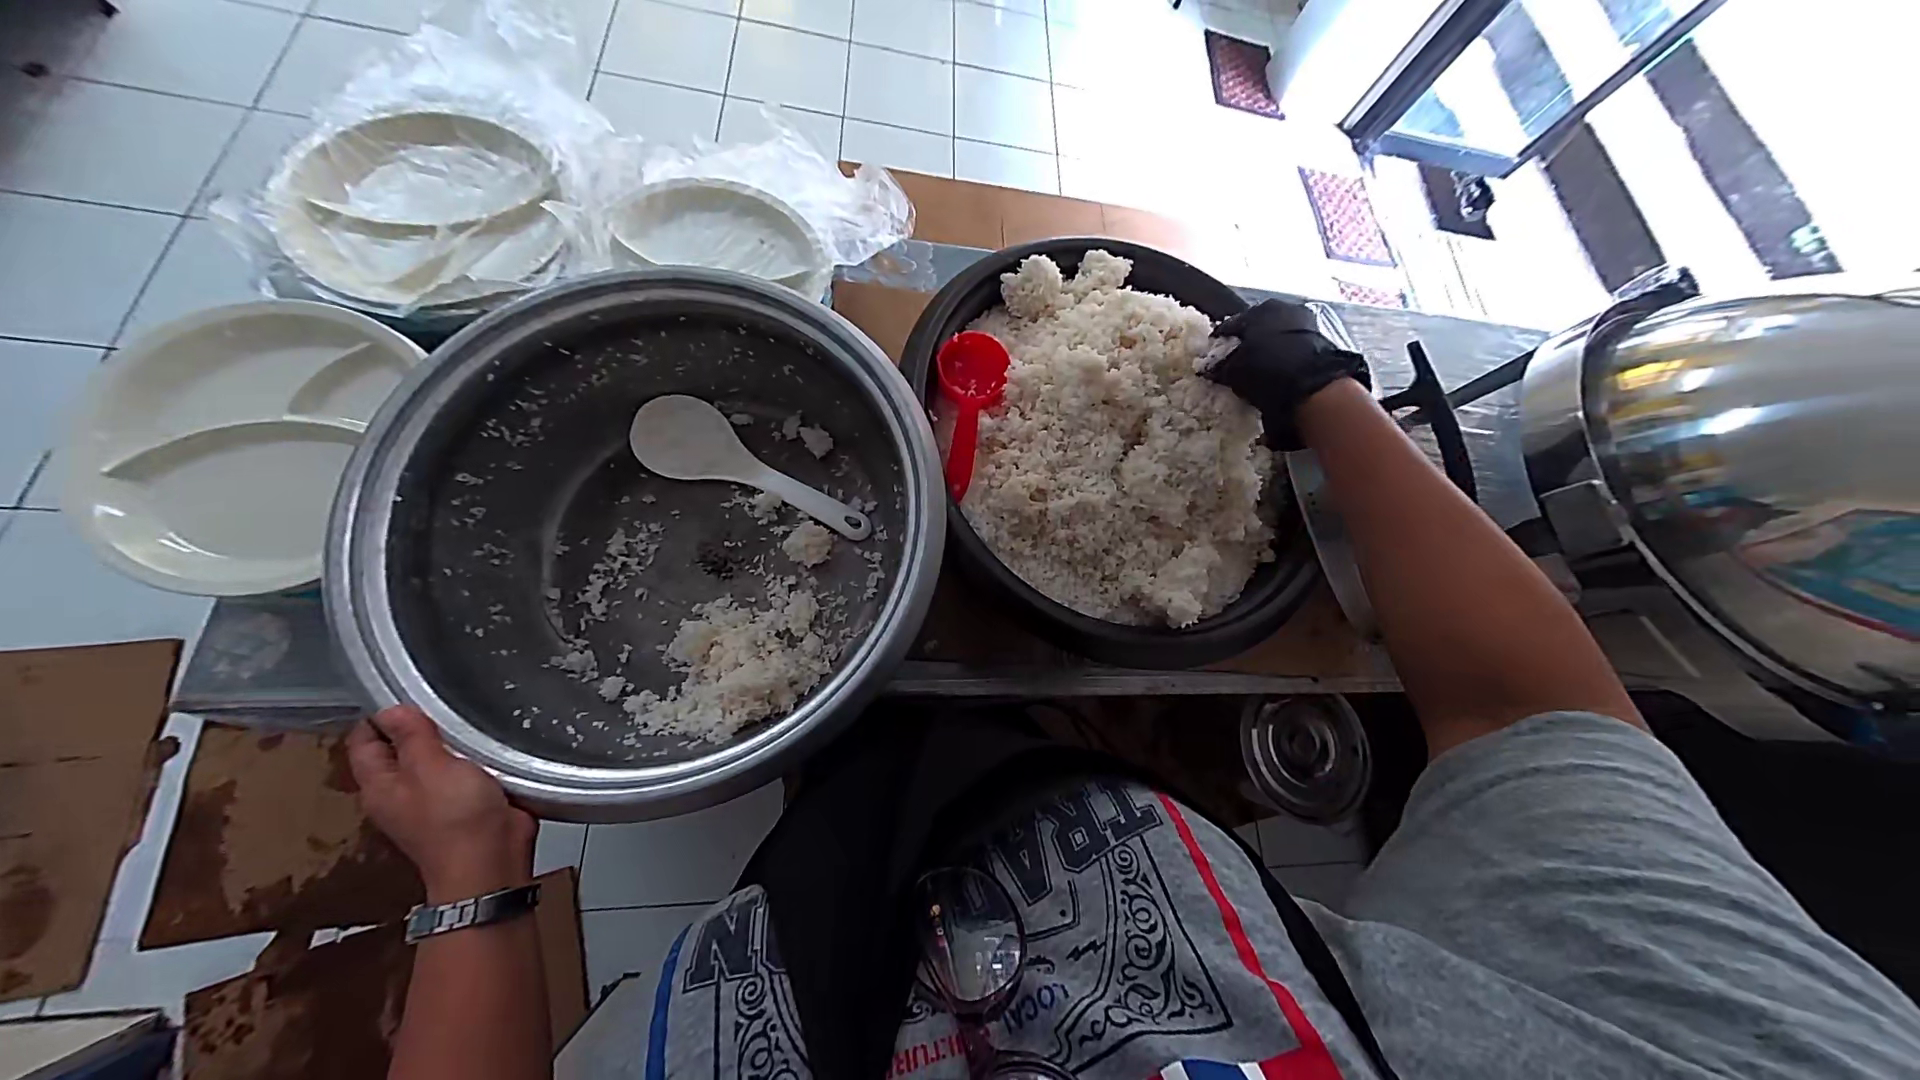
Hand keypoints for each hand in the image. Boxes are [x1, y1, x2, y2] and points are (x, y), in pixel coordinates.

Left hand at [346, 705, 535, 901]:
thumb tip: (390, 711)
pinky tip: (491, 743)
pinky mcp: (467, 802)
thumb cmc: (455, 816)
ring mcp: (434, 798)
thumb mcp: (431, 769)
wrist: (491, 859)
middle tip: (446, 696)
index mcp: (381, 785)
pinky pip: (465, 770)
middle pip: (402, 748)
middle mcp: (402, 791)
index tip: (408, 690)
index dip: (380, 717)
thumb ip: (413, 738)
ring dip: (452, 740)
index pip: (366, 742)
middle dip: (420, 724)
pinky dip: (474, 756)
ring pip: (436, 758)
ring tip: (471, 714)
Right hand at [1202, 299, 1370, 449]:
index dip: (1219, 340)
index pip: (1229, 325)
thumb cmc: (1265, 373)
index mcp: (1257, 311)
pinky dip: (1283, 350)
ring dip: (1266, 343)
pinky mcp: (1321, 335)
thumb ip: (1220, 368)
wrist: (1313, 387)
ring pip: (1276, 331)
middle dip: (1245, 339)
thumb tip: (1210, 368)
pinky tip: (1277, 364)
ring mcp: (1304, 319)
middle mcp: (1282, 307)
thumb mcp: (1235, 373)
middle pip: (1256, 324)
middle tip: (1235, 356)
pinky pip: (1292, 341)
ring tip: (1258, 362)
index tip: (1213, 352)